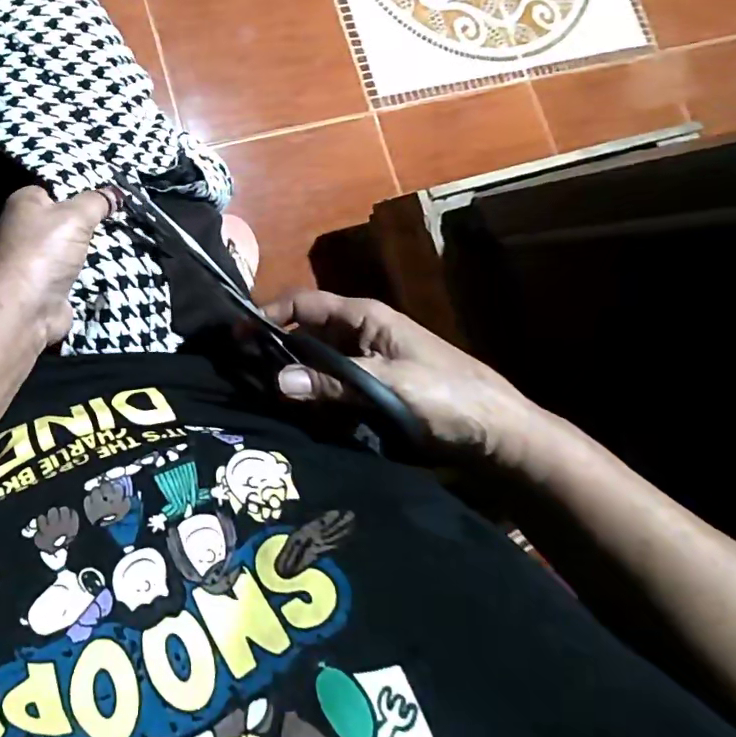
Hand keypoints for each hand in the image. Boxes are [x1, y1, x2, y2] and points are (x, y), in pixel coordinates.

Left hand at [0, 186, 113, 350]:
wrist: (25, 311)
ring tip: (125, 236)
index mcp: (24, 202)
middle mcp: (26, 227)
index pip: (57, 187)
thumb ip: (96, 201)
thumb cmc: (43, 253)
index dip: (83, 189)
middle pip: (67, 217)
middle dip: (92, 219)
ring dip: (94, 246)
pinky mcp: (48, 282)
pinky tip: (114, 262)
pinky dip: (91, 267)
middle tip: (122, 215)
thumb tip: (114, 192)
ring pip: (74, 244)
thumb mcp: (75, 216)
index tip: (111, 193)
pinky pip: (76, 268)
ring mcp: (37, 257)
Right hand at [264, 290, 546, 461]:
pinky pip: (333, 389)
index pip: (307, 304)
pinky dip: (315, 399)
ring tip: (263, 399)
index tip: (237, 334)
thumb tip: (278, 377)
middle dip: (276, 349)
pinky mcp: (374, 392)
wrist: (498, 433)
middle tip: (244, 374)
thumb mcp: (389, 385)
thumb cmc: (447, 395)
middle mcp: (362, 335)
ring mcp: (368, 364)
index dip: (271, 313)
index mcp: (366, 317)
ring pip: (318, 364)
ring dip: (294, 378)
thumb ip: (334, 382)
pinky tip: (300, 417)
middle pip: (307, 333)